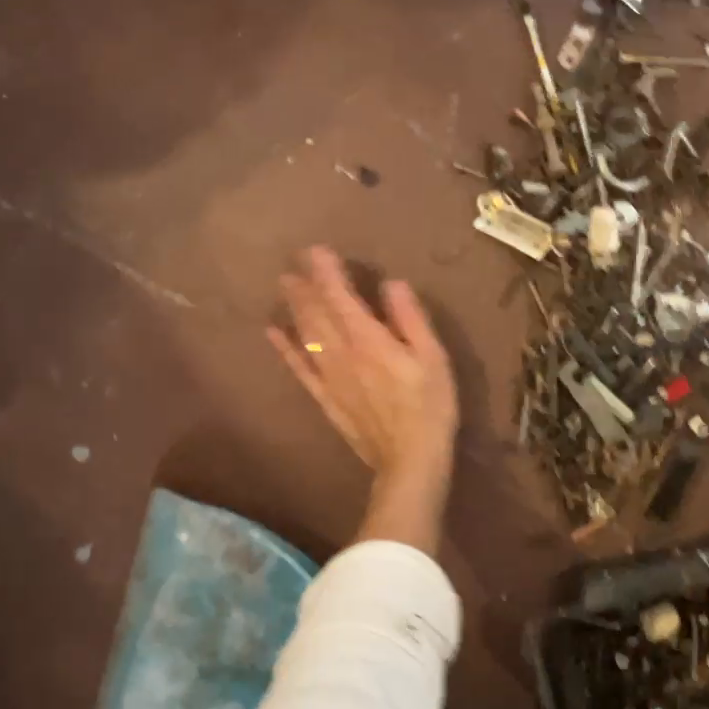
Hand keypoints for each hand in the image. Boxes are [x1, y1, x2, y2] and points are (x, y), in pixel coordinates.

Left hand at [267, 247, 457, 487]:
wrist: (409, 459)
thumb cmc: (431, 405)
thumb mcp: (433, 357)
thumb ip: (410, 319)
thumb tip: (392, 284)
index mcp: (370, 340)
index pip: (342, 298)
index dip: (328, 273)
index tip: (317, 250)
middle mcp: (342, 354)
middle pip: (317, 314)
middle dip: (306, 286)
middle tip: (293, 263)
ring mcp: (330, 377)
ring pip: (305, 335)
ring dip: (295, 308)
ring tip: (286, 285)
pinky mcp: (326, 398)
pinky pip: (300, 368)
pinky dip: (285, 349)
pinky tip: (274, 333)